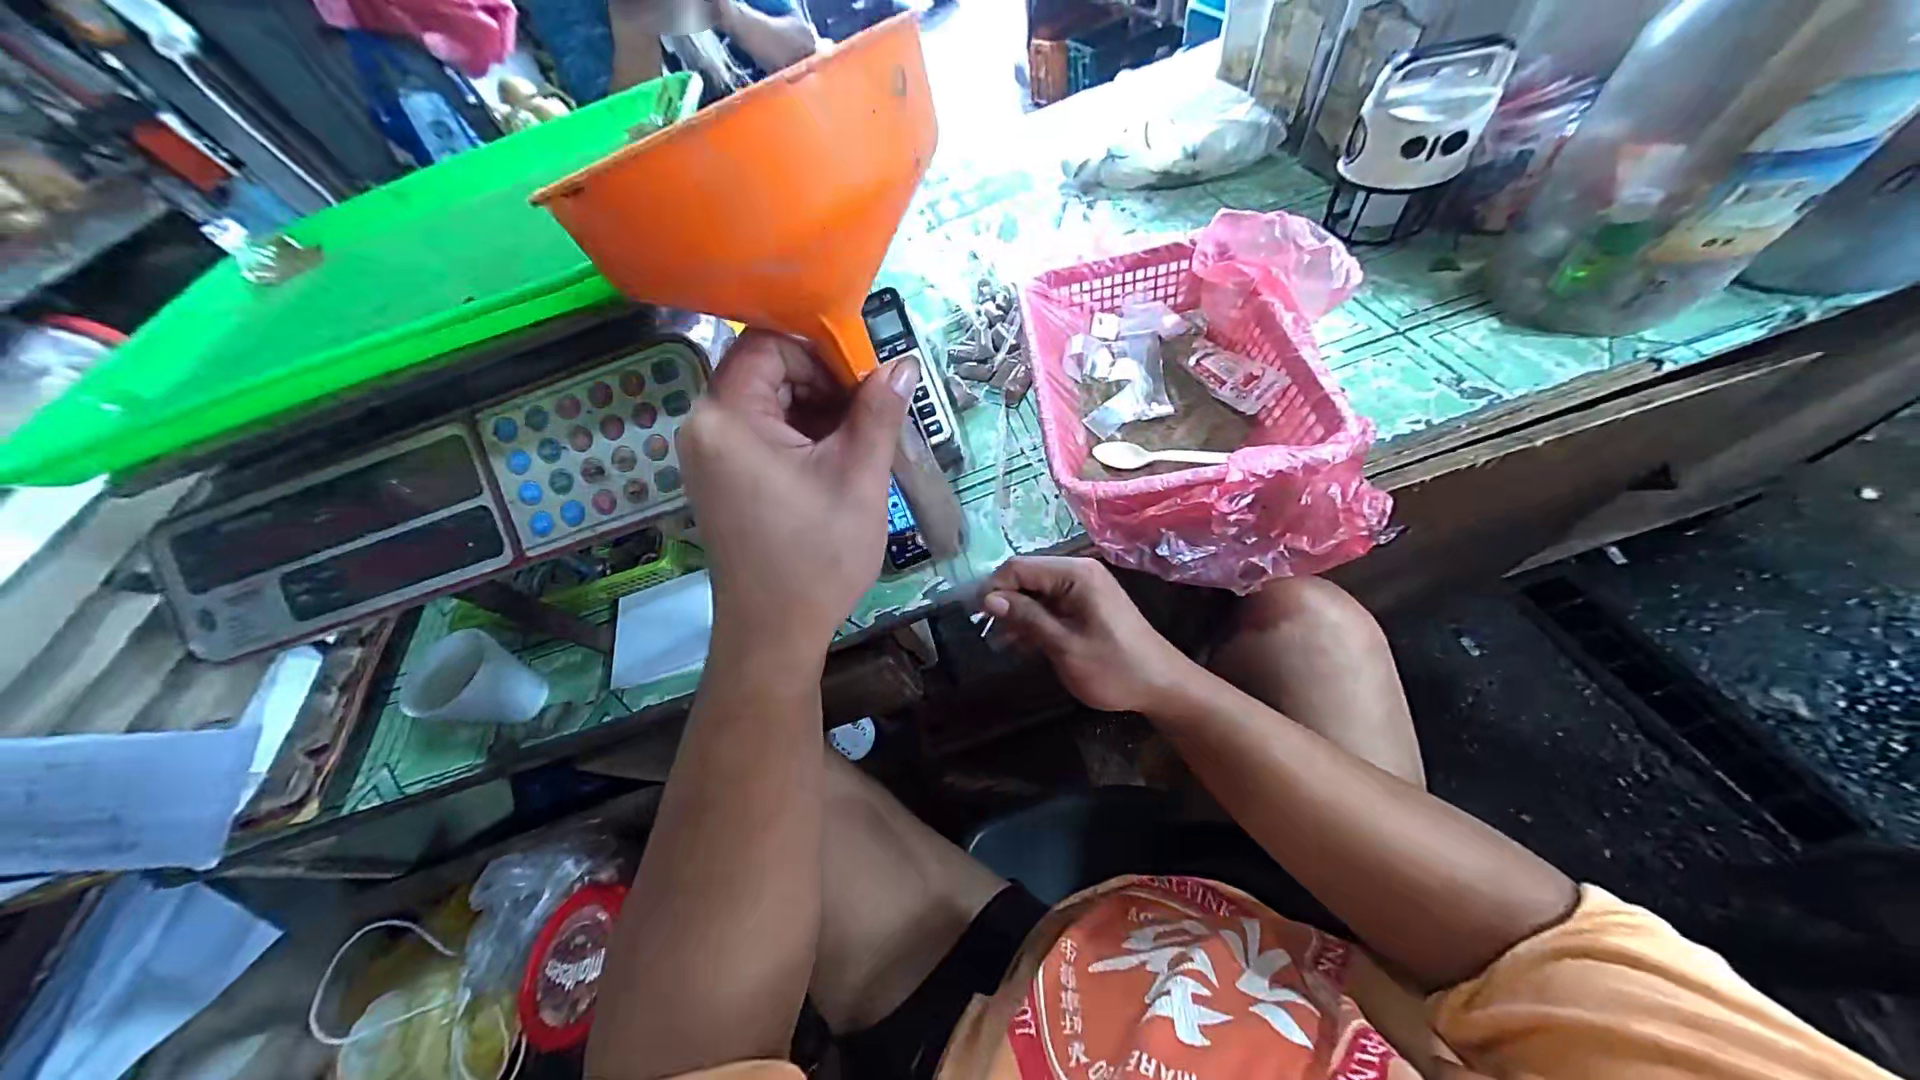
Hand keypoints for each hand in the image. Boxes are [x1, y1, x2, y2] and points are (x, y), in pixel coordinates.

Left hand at [679, 331, 916, 661]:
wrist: (775, 634)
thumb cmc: (817, 557)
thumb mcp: (858, 478)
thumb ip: (879, 413)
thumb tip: (902, 364)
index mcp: (727, 418)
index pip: (769, 343)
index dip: (822, 351)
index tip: (867, 380)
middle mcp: (705, 427)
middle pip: (768, 371)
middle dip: (824, 384)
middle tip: (871, 414)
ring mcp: (709, 455)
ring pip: (770, 403)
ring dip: (818, 412)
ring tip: (860, 443)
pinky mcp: (721, 478)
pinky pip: (763, 434)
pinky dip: (802, 436)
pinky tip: (837, 462)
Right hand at [981, 556, 1201, 714]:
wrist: (1162, 686)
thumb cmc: (1114, 668)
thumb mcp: (1064, 646)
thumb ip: (1027, 618)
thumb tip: (989, 599)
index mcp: (1075, 573)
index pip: (1018, 566)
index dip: (994, 588)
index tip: (979, 619)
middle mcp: (1078, 571)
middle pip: (1026, 575)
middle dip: (1004, 601)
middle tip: (989, 633)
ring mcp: (1083, 587)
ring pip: (1035, 591)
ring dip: (1016, 613)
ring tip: (1001, 642)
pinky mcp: (1085, 603)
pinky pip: (1050, 603)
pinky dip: (1033, 620)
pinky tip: (1022, 644)